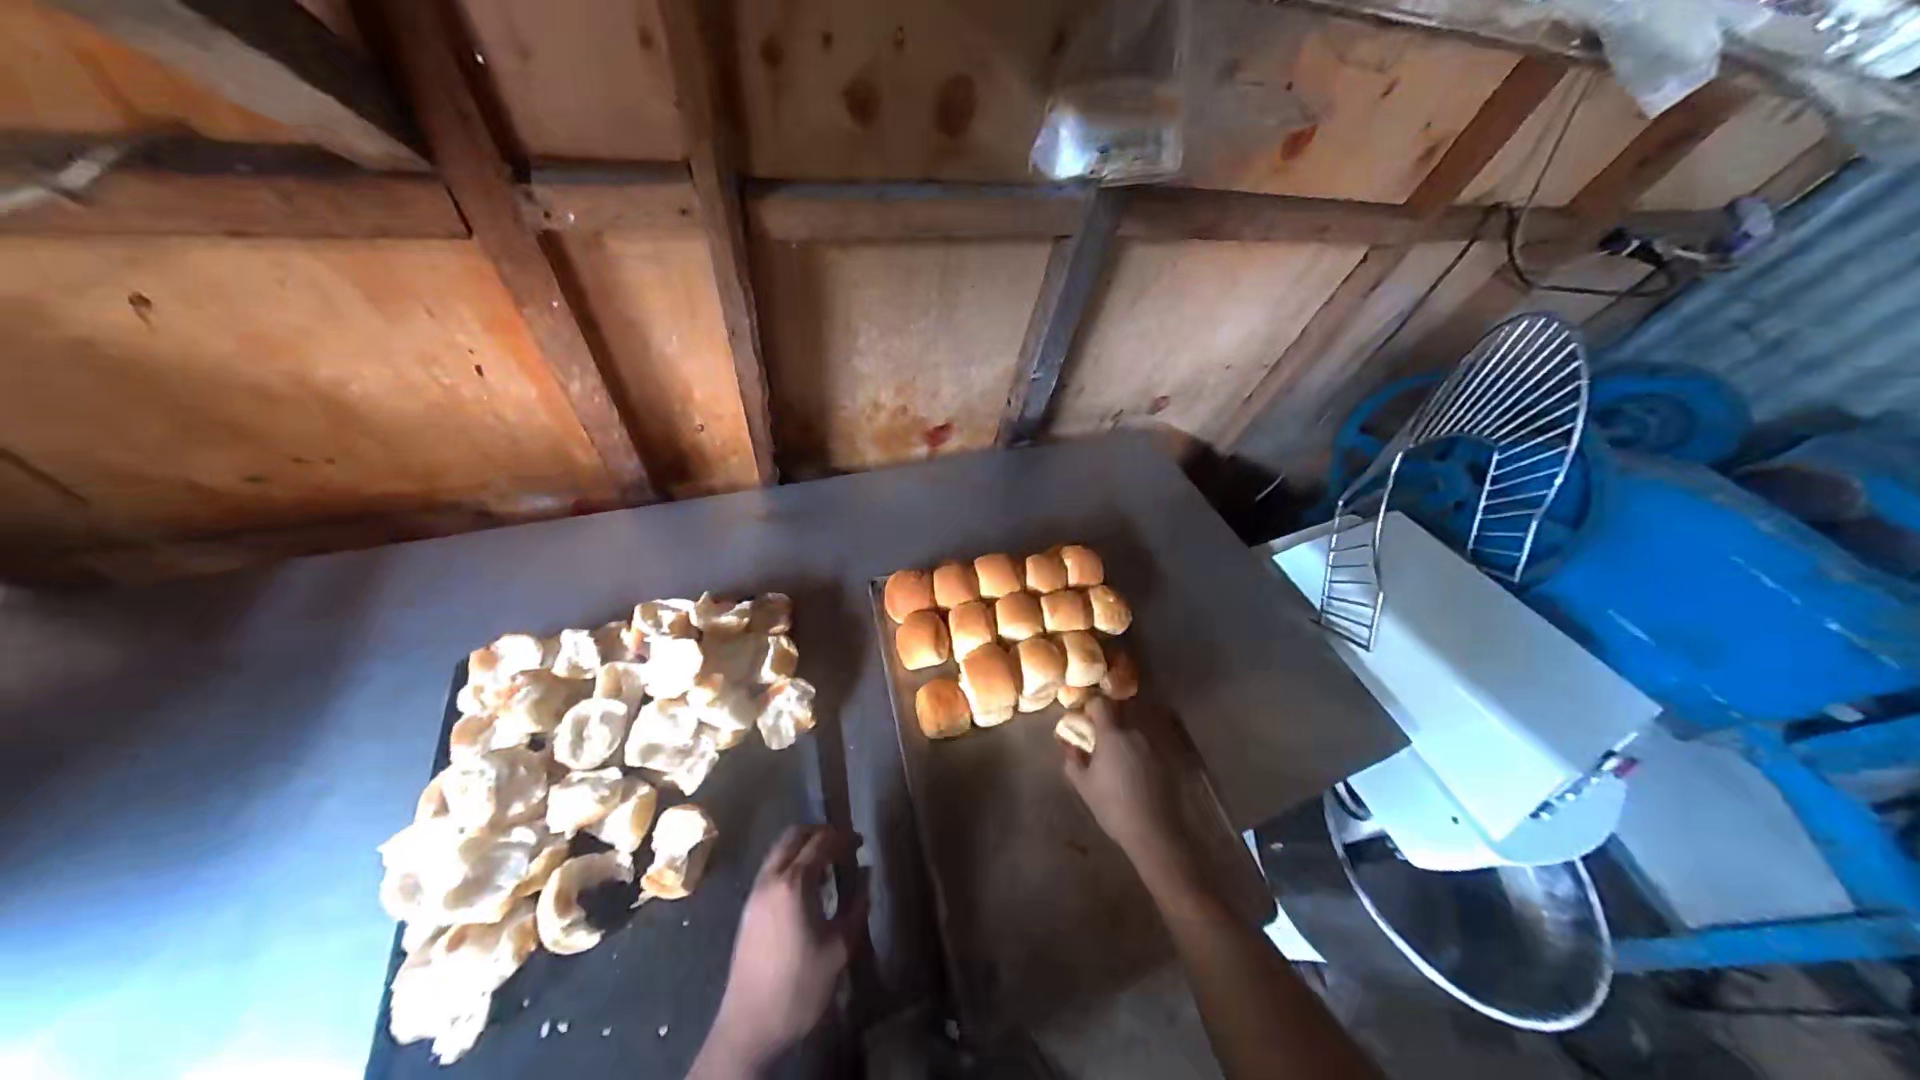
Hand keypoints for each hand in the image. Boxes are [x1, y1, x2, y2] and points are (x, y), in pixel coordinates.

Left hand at [692, 825, 865, 1077]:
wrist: (750, 1025)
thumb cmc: (799, 986)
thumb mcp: (839, 949)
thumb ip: (856, 908)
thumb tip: (867, 878)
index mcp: (793, 884)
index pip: (820, 842)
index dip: (843, 837)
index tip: (861, 843)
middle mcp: (770, 879)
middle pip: (793, 836)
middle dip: (820, 833)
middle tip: (843, 845)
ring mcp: (755, 893)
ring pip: (778, 851)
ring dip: (803, 847)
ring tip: (828, 863)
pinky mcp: (748, 909)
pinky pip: (771, 869)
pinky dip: (791, 863)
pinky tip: (808, 886)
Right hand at [1060, 699, 1199, 896]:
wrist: (1153, 832)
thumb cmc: (1112, 807)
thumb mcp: (1083, 786)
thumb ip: (1072, 760)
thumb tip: (1069, 746)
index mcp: (1112, 735)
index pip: (1100, 704)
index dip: (1092, 708)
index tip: (1087, 721)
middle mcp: (1135, 733)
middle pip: (1121, 714)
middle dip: (1111, 723)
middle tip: (1104, 742)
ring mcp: (1155, 745)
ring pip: (1138, 730)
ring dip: (1128, 736)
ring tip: (1123, 759)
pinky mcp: (1170, 759)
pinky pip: (1152, 744)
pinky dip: (1144, 750)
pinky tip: (1140, 772)